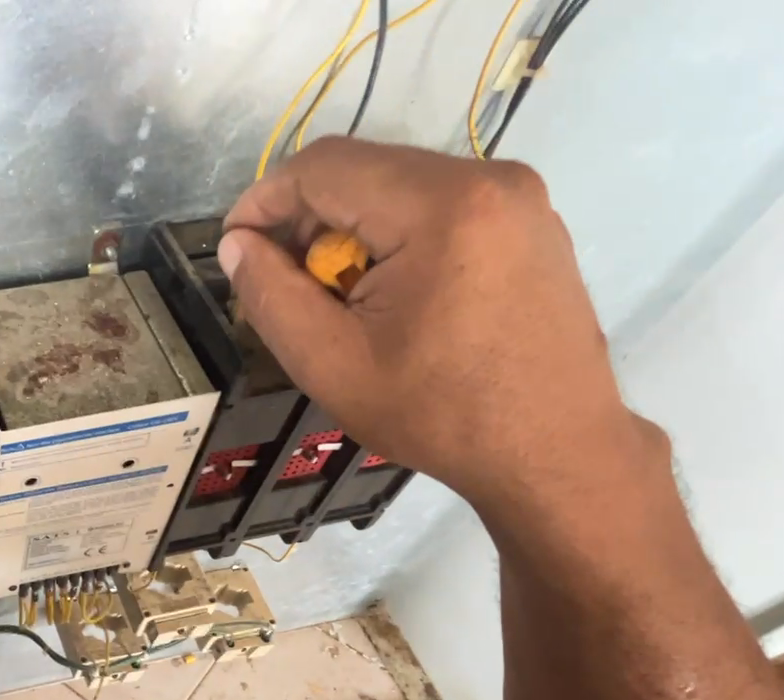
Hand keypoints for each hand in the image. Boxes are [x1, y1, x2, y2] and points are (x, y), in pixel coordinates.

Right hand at [217, 137, 662, 524]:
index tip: (233, 250)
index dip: (262, 201)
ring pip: (395, 187)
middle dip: (304, 221)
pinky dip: (388, 238)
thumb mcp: (328, 362)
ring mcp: (516, 197)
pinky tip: (382, 297)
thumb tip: (235, 244)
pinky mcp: (526, 222)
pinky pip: (433, 206)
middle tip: (280, 286)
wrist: (550, 449)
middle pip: (362, 170)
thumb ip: (270, 295)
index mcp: (440, 206)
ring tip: (332, 300)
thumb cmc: (435, 412)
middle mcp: (488, 179)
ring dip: (344, 233)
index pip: (323, 167)